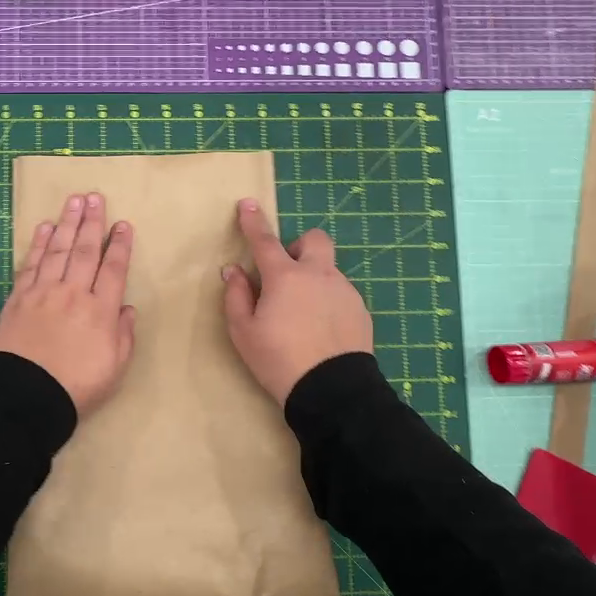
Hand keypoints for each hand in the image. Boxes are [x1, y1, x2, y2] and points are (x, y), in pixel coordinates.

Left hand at [0, 192, 136, 413]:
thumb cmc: (76, 386)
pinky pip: (32, 263)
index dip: (120, 245)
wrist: (25, 396)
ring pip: (59, 250)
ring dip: (67, 223)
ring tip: (74, 201)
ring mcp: (44, 292)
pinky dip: (40, 243)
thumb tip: (126, 308)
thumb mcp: (115, 367)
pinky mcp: (19, 297)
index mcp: (101, 310)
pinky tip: (46, 228)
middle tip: (95, 197)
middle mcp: (74, 293)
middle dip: (92, 222)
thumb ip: (124, 335)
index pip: (114, 269)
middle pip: (85, 250)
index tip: (123, 224)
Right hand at [221, 198, 373, 405]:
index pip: (264, 240)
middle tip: (286, 273)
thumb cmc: (278, 360)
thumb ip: (236, 296)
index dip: (253, 221)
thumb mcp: (243, 332)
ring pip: (328, 270)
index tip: (248, 204)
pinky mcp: (361, 310)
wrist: (332, 391)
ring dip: (313, 280)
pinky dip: (327, 302)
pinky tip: (320, 330)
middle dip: (300, 246)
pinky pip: (340, 294)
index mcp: (285, 277)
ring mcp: (344, 291)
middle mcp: (318, 275)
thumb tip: (234, 271)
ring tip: (302, 316)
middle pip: (315, 240)